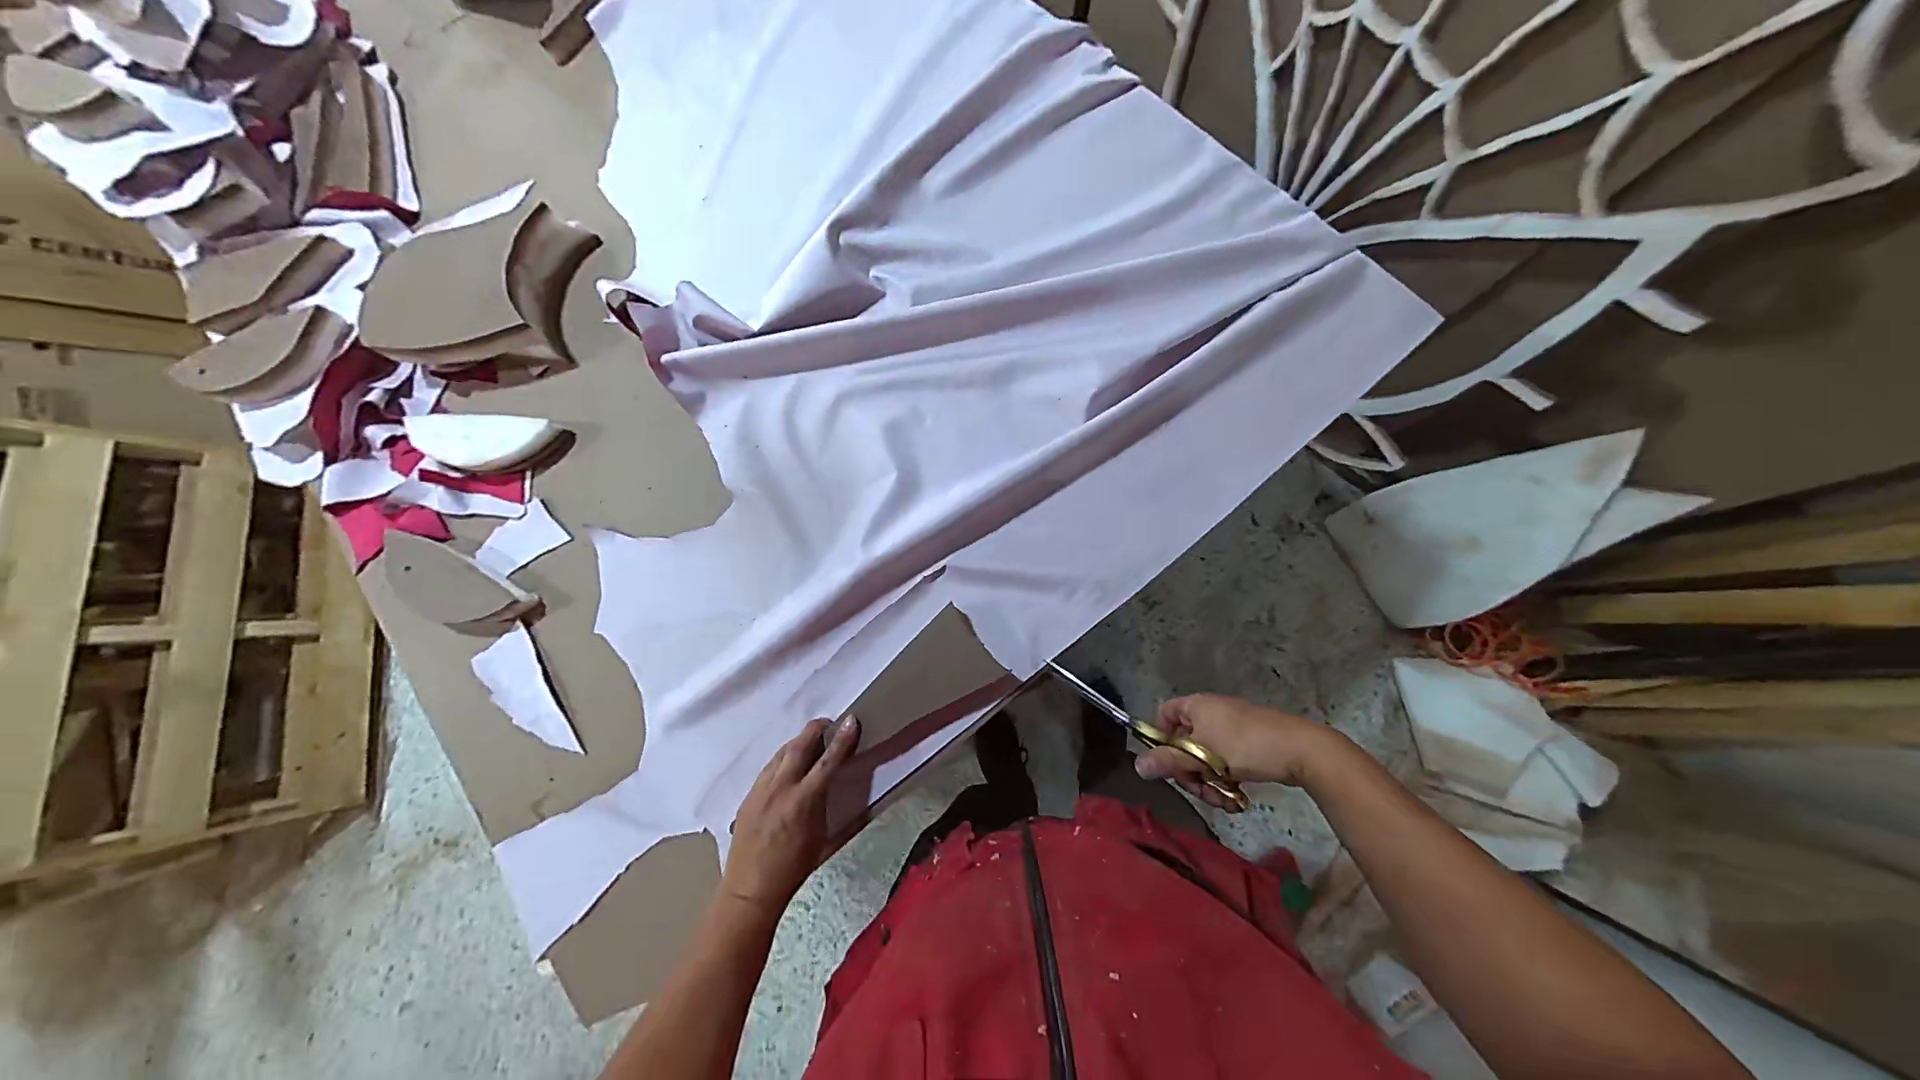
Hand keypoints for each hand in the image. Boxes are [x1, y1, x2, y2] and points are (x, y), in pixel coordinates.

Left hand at [721, 715, 859, 915]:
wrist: (751, 890)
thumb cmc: (796, 869)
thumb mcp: (823, 837)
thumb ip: (832, 806)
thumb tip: (848, 787)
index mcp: (804, 801)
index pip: (828, 760)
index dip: (842, 739)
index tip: (852, 720)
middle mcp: (780, 789)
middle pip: (799, 746)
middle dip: (816, 729)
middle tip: (829, 723)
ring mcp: (760, 791)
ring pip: (781, 753)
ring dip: (798, 741)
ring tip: (811, 739)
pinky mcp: (748, 796)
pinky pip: (768, 768)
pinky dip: (783, 759)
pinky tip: (789, 763)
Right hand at [1136, 694, 1334, 805]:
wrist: (1303, 750)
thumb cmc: (1246, 747)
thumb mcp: (1201, 757)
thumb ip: (1168, 762)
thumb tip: (1137, 766)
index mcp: (1196, 706)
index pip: (1164, 716)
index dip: (1161, 740)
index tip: (1169, 765)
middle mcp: (1212, 711)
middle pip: (1186, 743)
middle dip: (1191, 773)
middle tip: (1202, 793)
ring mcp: (1234, 727)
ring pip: (1208, 757)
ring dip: (1211, 783)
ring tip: (1226, 802)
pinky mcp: (1252, 742)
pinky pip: (1228, 761)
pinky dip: (1228, 780)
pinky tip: (1239, 800)